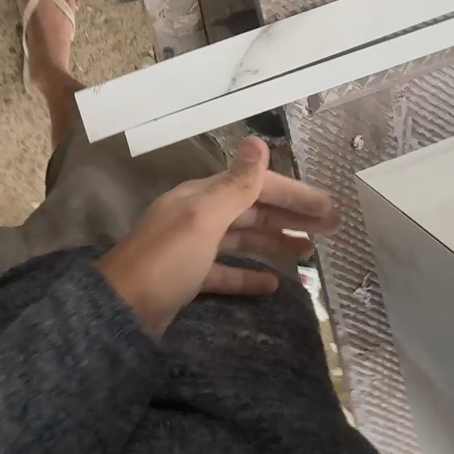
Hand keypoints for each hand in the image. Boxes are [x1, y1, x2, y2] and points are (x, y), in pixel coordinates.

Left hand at [95, 137, 339, 336]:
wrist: (120, 312)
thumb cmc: (165, 261)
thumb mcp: (204, 218)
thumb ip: (236, 185)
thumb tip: (259, 141)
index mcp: (202, 196)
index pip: (257, 186)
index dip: (294, 194)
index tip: (329, 207)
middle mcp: (198, 216)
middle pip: (252, 210)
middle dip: (291, 216)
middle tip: (332, 230)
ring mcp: (191, 248)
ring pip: (242, 239)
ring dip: (275, 242)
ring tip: (309, 254)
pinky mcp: (188, 280)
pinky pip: (226, 272)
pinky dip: (249, 275)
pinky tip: (272, 285)